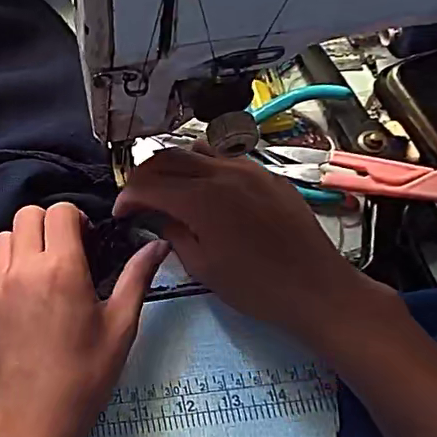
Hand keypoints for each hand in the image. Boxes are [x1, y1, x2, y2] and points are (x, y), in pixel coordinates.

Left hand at [0, 203, 169, 436]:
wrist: (34, 415)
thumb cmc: (85, 373)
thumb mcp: (121, 325)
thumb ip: (137, 277)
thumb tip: (159, 244)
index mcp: (61, 269)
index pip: (59, 211)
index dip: (76, 219)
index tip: (87, 242)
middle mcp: (22, 269)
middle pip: (26, 214)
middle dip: (49, 225)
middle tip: (66, 253)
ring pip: (3, 238)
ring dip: (24, 244)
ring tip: (42, 273)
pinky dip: (8, 272)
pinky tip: (25, 302)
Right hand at [114, 146, 386, 337]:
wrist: (315, 287)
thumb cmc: (257, 287)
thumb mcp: (202, 266)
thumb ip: (172, 233)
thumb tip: (157, 217)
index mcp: (201, 199)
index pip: (148, 184)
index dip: (127, 196)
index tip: (121, 211)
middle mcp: (223, 174)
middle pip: (168, 157)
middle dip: (144, 175)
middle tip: (138, 198)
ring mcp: (249, 169)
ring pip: (197, 148)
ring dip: (174, 163)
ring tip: (168, 187)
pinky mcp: (267, 175)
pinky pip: (227, 157)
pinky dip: (205, 165)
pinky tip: (206, 187)